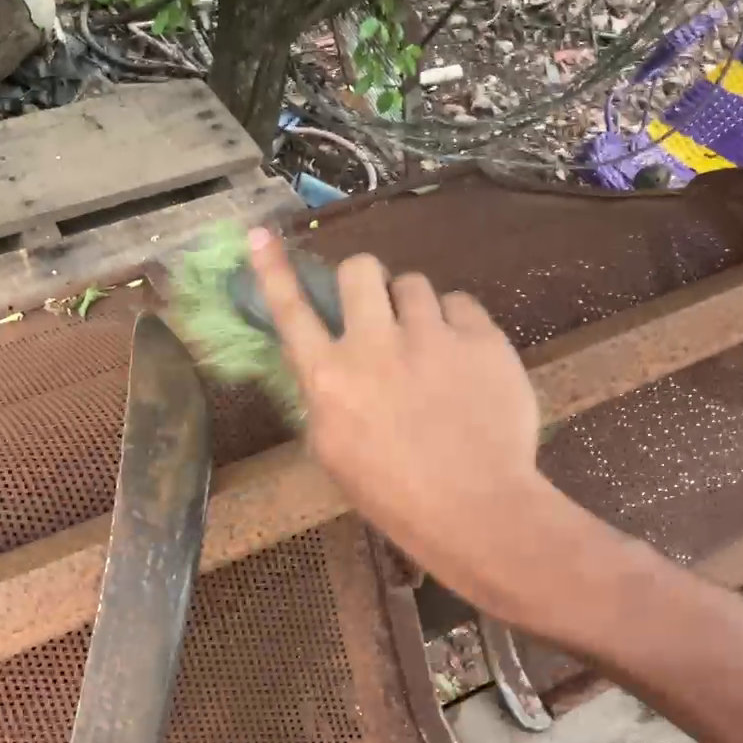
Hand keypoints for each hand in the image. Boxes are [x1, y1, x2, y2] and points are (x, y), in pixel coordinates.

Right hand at [247, 227, 557, 610]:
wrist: (474, 509)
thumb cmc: (390, 491)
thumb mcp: (331, 448)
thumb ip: (322, 394)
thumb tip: (325, 361)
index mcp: (328, 377)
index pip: (290, 310)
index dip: (273, 269)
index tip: (260, 233)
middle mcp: (373, 345)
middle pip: (360, 269)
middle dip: (363, 279)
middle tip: (375, 307)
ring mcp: (431, 337)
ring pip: (413, 282)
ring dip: (411, 306)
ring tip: (426, 344)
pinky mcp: (482, 339)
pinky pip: (460, 303)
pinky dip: (456, 323)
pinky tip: (462, 358)